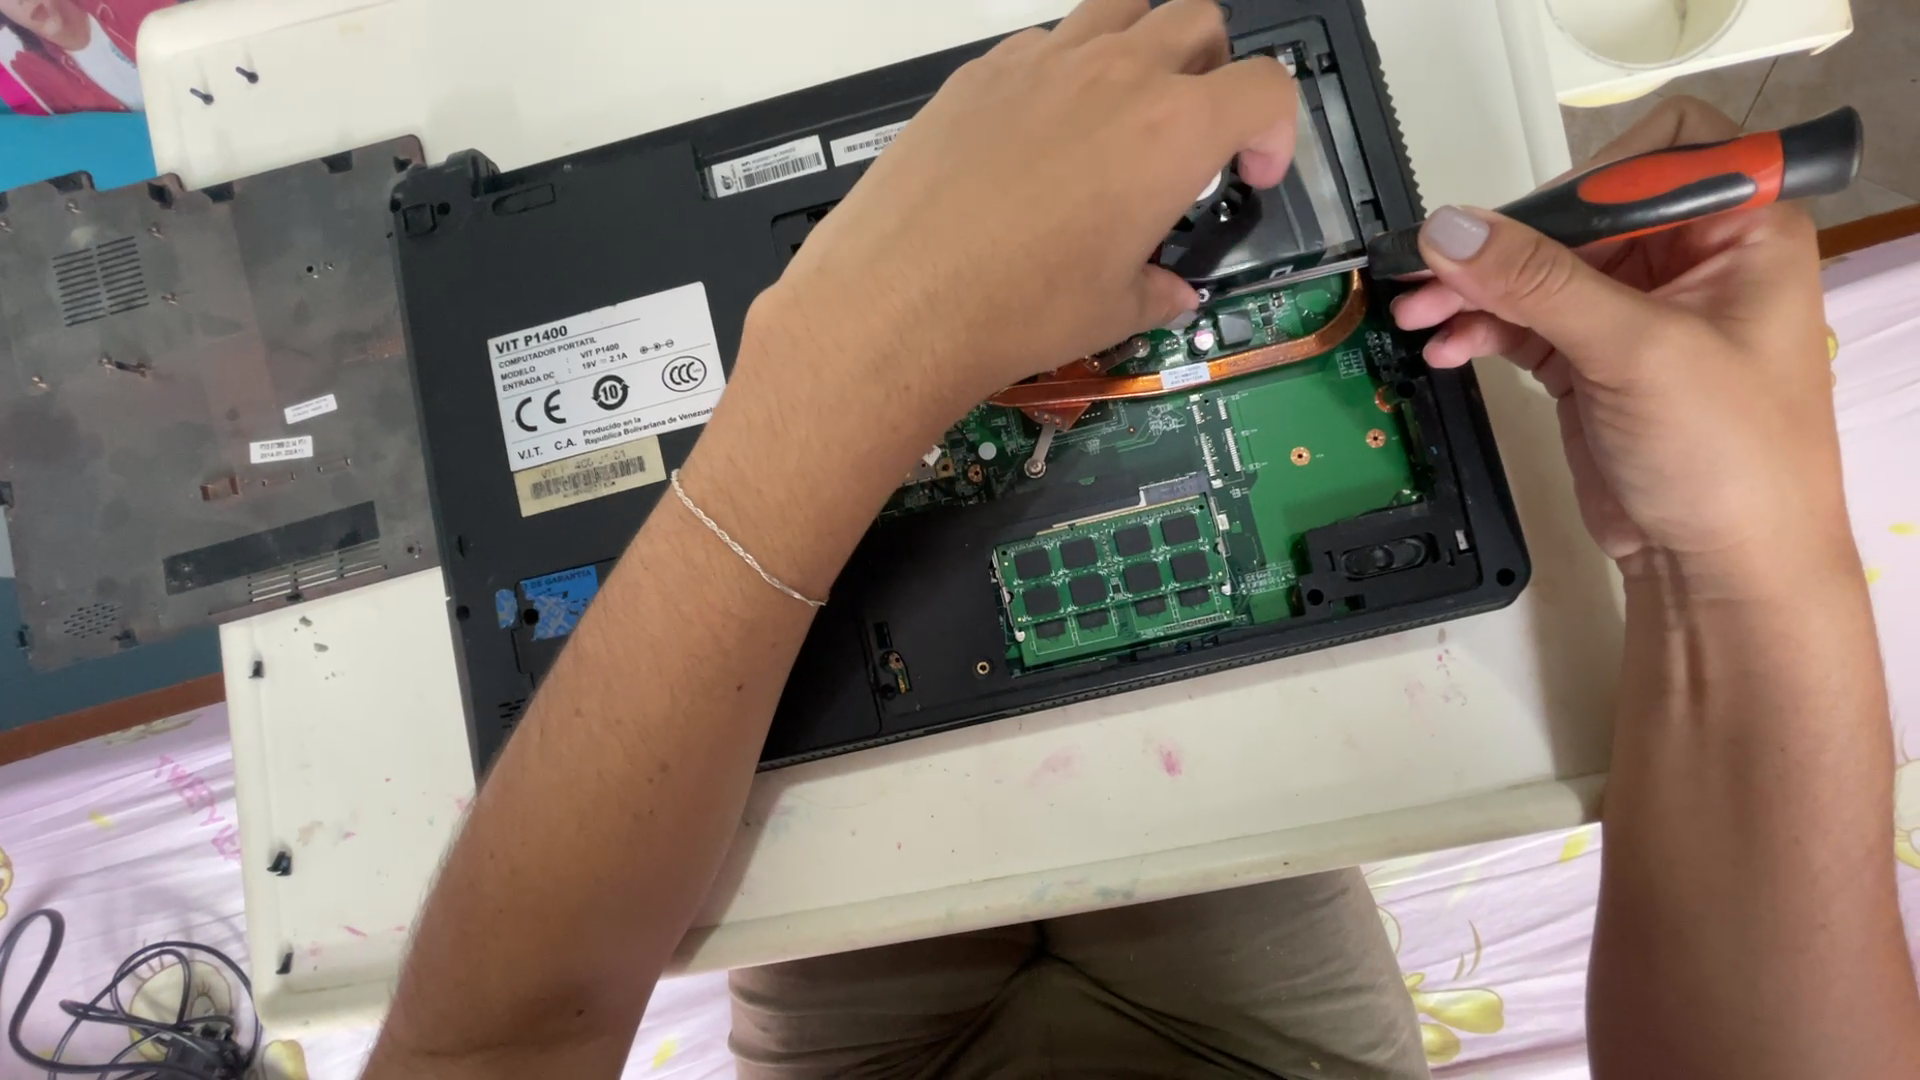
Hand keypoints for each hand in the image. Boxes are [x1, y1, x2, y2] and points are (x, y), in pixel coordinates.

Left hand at [751, 0, 1298, 426]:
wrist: (900, 304)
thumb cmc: (1011, 310)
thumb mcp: (1108, 314)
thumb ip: (1155, 292)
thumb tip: (1169, 294)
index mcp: (1170, 131)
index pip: (1265, 89)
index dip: (1276, 132)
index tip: (1254, 173)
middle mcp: (1112, 76)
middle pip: (1197, 25)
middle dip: (1213, 75)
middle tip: (1192, 139)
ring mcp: (1040, 64)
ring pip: (1119, 11)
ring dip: (1139, 51)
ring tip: (1121, 118)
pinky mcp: (977, 76)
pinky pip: (1040, 45)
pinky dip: (1061, 72)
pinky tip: (1040, 135)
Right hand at [1390, 96, 1851, 593]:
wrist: (1710, 555)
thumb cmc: (1720, 450)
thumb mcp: (1632, 351)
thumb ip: (1539, 283)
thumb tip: (1448, 228)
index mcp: (1736, 235)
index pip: (1659, 157)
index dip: (1585, 180)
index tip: (1512, 230)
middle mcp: (1680, 264)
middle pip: (1571, 222)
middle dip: (1497, 250)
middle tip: (1422, 276)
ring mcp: (1623, 315)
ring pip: (1531, 277)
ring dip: (1470, 293)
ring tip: (1415, 317)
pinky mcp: (1579, 361)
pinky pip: (1515, 326)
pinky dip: (1475, 332)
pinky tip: (1445, 350)